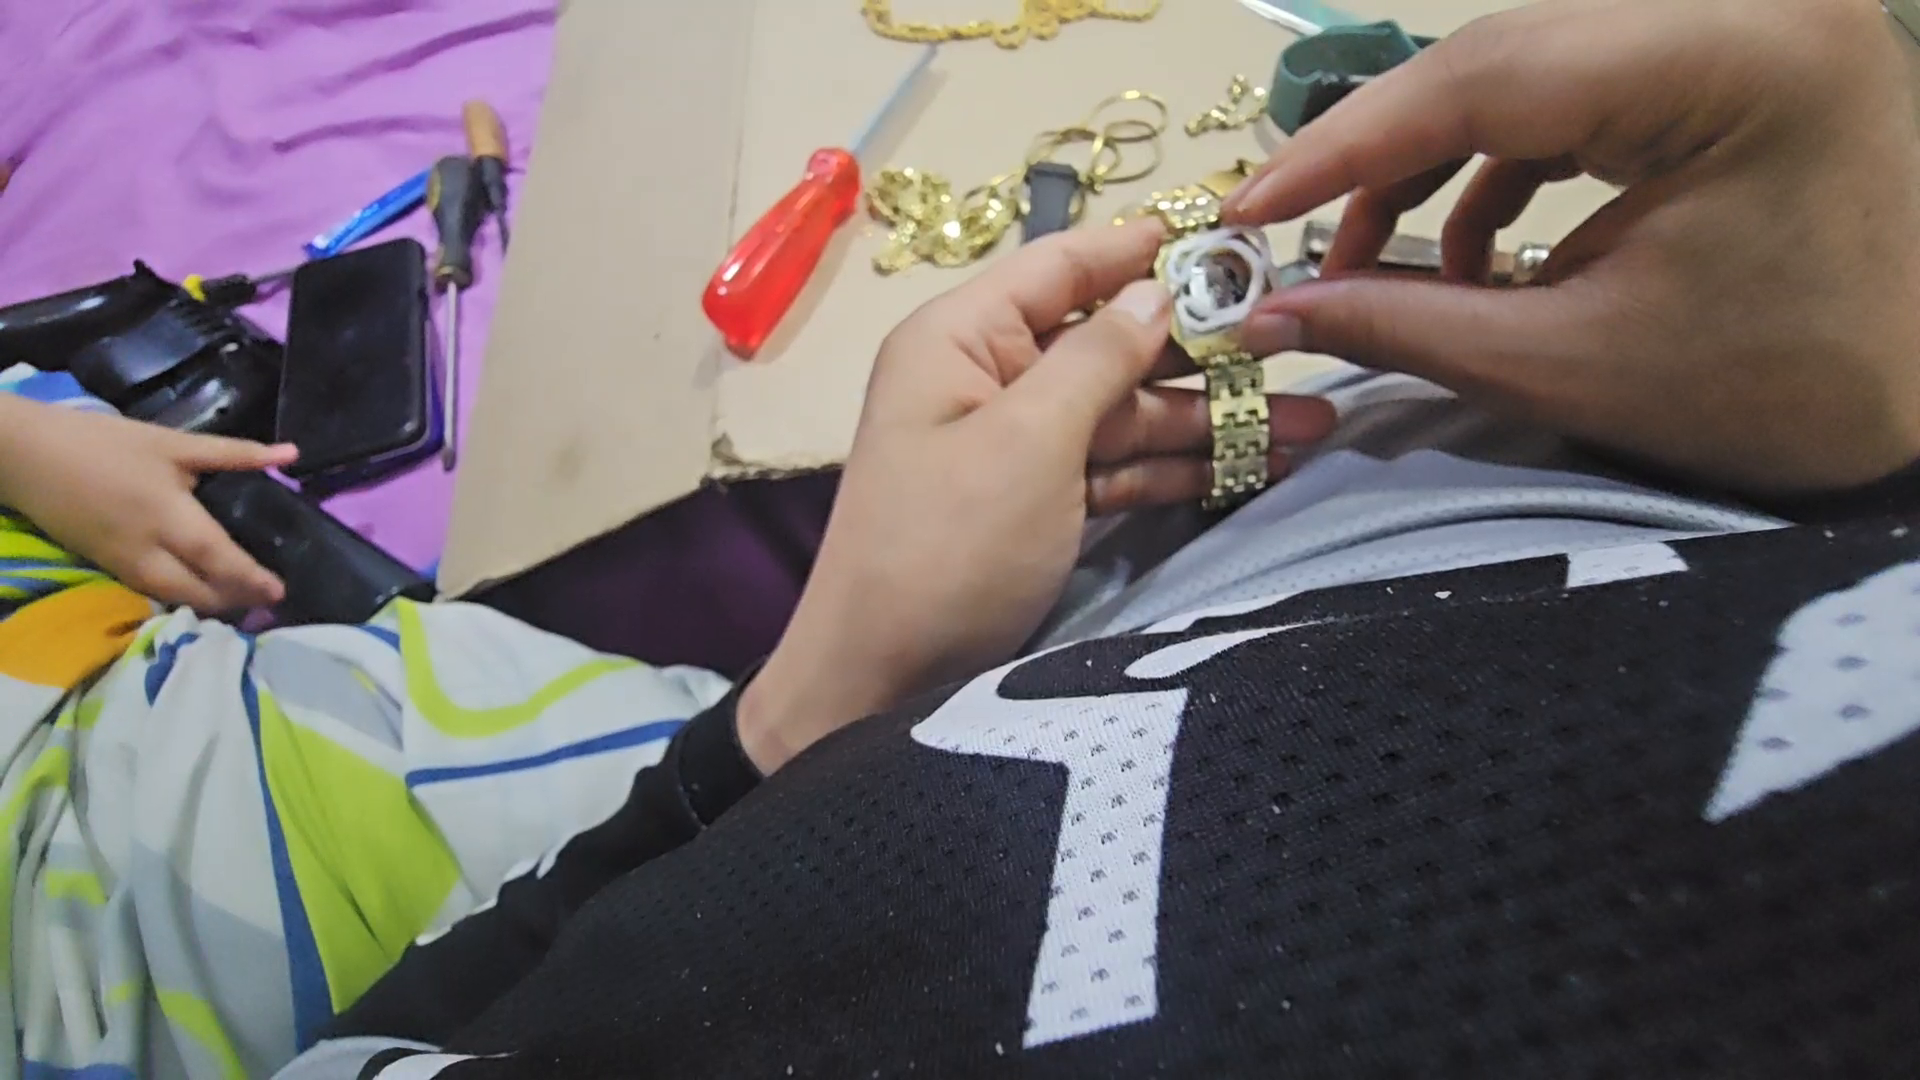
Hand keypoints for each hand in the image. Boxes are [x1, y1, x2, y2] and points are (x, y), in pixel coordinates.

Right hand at [0, 397, 297, 612]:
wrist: (13, 449)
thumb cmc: (101, 443)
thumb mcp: (174, 444)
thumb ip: (237, 454)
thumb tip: (292, 453)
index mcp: (168, 516)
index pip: (216, 557)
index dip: (249, 578)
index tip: (279, 592)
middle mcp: (142, 545)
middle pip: (192, 588)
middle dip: (232, 600)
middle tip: (268, 602)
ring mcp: (115, 557)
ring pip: (166, 593)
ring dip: (205, 603)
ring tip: (243, 602)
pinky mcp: (97, 560)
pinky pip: (143, 587)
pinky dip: (175, 595)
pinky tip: (199, 592)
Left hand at [738, 220, 1336, 770]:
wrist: (883, 676)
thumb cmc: (948, 546)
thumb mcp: (1026, 442)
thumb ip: (1096, 360)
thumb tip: (1156, 292)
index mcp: (962, 339)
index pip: (1061, 268)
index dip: (1143, 249)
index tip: (1233, 234)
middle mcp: (990, 381)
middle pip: (1106, 345)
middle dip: (1200, 351)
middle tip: (1300, 345)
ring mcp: (1018, 447)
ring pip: (1122, 415)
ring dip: (1208, 420)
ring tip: (1311, 424)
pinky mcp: (1040, 504)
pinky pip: (1114, 471)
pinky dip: (1174, 472)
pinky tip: (1252, 467)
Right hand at [1223, 0, 1919, 494]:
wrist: (1904, 404)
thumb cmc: (1749, 395)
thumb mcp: (1544, 365)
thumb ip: (1389, 327)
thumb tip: (1262, 317)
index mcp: (1732, 63)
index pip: (1483, 76)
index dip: (1341, 147)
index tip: (1246, 212)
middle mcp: (1738, 11)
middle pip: (1488, 59)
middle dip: (1362, 154)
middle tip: (1270, 227)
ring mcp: (1728, 35)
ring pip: (1509, 76)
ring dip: (1412, 168)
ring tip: (1359, 259)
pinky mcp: (1710, 75)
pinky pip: (1551, 104)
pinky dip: (1476, 178)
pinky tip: (1459, 255)